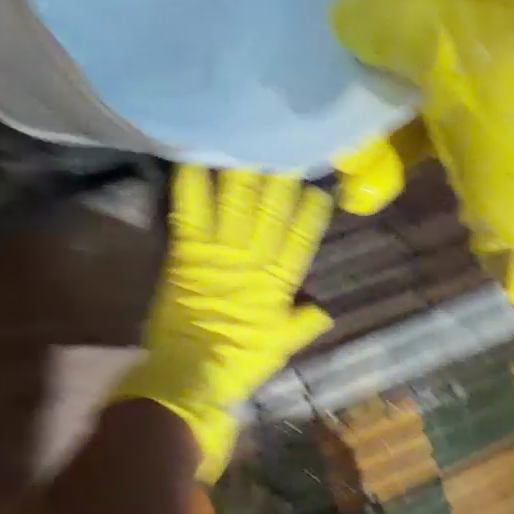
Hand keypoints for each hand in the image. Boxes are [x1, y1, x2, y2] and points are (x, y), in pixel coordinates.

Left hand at [111, 167, 332, 481]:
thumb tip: (326, 309)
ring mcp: (221, 250)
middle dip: (279, 173)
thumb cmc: (238, 364)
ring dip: (242, 168)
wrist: (191, 376)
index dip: (311, 208)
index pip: (303, 235)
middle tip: (282, 141)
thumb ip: (304, 323)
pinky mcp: (187, 251)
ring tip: (246, 138)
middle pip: (272, 206)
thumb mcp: (280, 346)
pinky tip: (195, 155)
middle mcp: (255, 257)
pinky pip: (191, 209)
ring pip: (237, 200)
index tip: (318, 184)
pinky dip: (192, 182)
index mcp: (280, 281)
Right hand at [331, 0, 513, 513]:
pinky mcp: (497, 139)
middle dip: (361, 53)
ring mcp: (510, 80)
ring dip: (370, 121)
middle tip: (314, 82)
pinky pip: (426, 129)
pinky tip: (369, 191)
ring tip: (350, 167)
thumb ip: (398, 18)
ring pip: (410, 75)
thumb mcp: (471, 62)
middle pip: (414, 6)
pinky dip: (393, 157)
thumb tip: (346, 8)